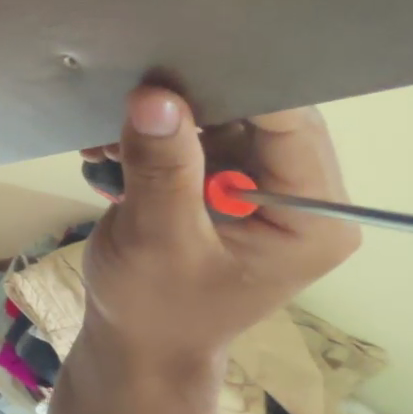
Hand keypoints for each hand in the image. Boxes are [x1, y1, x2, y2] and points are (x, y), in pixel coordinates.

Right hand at [79, 87, 360, 363]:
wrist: (136, 342)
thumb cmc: (156, 303)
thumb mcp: (158, 237)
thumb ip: (161, 166)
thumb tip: (154, 95)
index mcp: (311, 215)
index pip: (290, 125)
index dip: (234, 90)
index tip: (164, 70)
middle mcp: (294, 194)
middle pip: (250, 115)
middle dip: (181, 107)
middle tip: (119, 105)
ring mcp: (251, 189)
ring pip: (210, 121)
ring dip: (151, 125)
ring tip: (100, 144)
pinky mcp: (212, 187)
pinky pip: (184, 140)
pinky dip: (141, 139)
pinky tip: (102, 155)